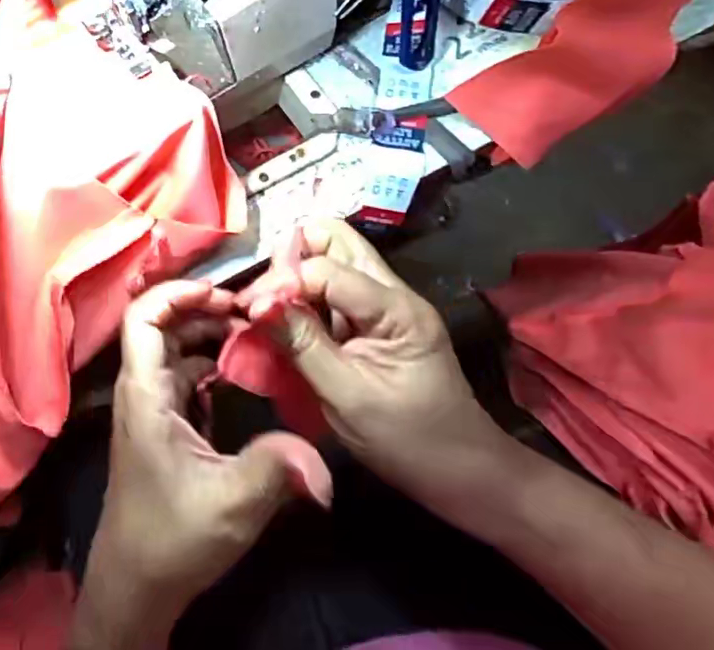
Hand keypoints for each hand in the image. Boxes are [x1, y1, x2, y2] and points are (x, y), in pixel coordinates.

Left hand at [74, 281, 330, 649]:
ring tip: (252, 330)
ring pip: (174, 347)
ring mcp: (152, 403)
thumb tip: (324, 463)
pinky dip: (210, 360)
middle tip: (250, 311)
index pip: (144, 317)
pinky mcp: (164, 420)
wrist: (137, 582)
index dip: (178, 294)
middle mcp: (142, 387)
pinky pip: (185, 373)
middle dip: (203, 308)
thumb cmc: (172, 537)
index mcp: (144, 391)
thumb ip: (276, 469)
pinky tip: (241, 368)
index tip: (223, 296)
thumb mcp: (232, 502)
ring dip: (208, 333)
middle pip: (162, 324)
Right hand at [275, 219, 514, 506]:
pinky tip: (288, 319)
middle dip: (290, 258)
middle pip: (334, 238)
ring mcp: (385, 301)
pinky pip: (333, 284)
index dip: (283, 282)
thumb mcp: (347, 397)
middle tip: (263, 298)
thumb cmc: (409, 442)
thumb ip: (301, 344)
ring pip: (332, 255)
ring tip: (270, 308)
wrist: (464, 475)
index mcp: (395, 308)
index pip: (325, 268)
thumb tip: (255, 305)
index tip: (249, 311)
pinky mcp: (375, 317)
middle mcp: (392, 291)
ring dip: (296, 273)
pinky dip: (305, 293)